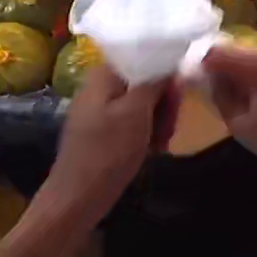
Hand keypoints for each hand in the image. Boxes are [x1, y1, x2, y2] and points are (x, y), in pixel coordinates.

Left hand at [40, 62, 164, 224]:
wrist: (78, 197)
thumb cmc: (108, 152)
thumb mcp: (136, 112)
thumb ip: (153, 83)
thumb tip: (169, 64)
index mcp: (103, 75)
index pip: (143, 58)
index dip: (165, 74)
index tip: (178, 96)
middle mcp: (99, 87)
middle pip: (144, 83)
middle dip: (163, 103)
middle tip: (169, 127)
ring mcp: (98, 110)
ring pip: (141, 105)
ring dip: (158, 122)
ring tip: (161, 143)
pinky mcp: (101, 132)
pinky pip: (131, 122)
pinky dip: (145, 134)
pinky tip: (152, 150)